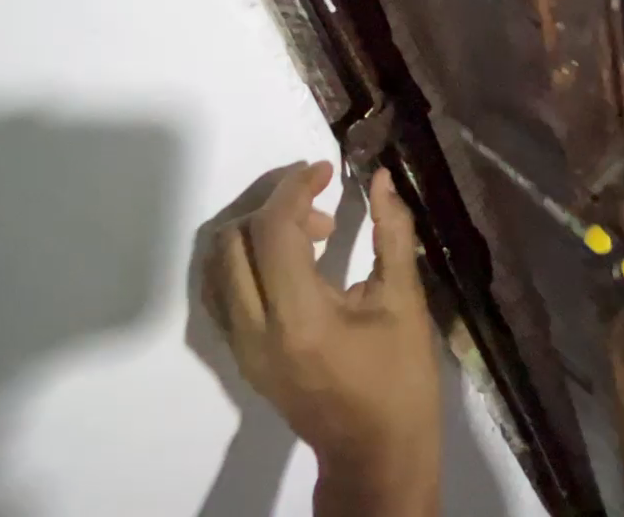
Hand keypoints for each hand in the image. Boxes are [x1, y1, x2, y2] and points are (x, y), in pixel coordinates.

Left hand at [201, 161, 440, 516]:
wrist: (375, 453)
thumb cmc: (400, 379)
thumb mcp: (405, 301)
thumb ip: (392, 232)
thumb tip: (381, 178)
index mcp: (299, 318)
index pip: (272, 230)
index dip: (295, 188)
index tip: (324, 170)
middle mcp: (255, 331)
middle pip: (234, 238)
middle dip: (274, 204)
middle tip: (322, 206)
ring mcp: (241, 347)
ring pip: (218, 263)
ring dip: (256, 230)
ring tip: (309, 233)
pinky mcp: (239, 356)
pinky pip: (221, 290)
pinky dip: (246, 258)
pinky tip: (289, 260)